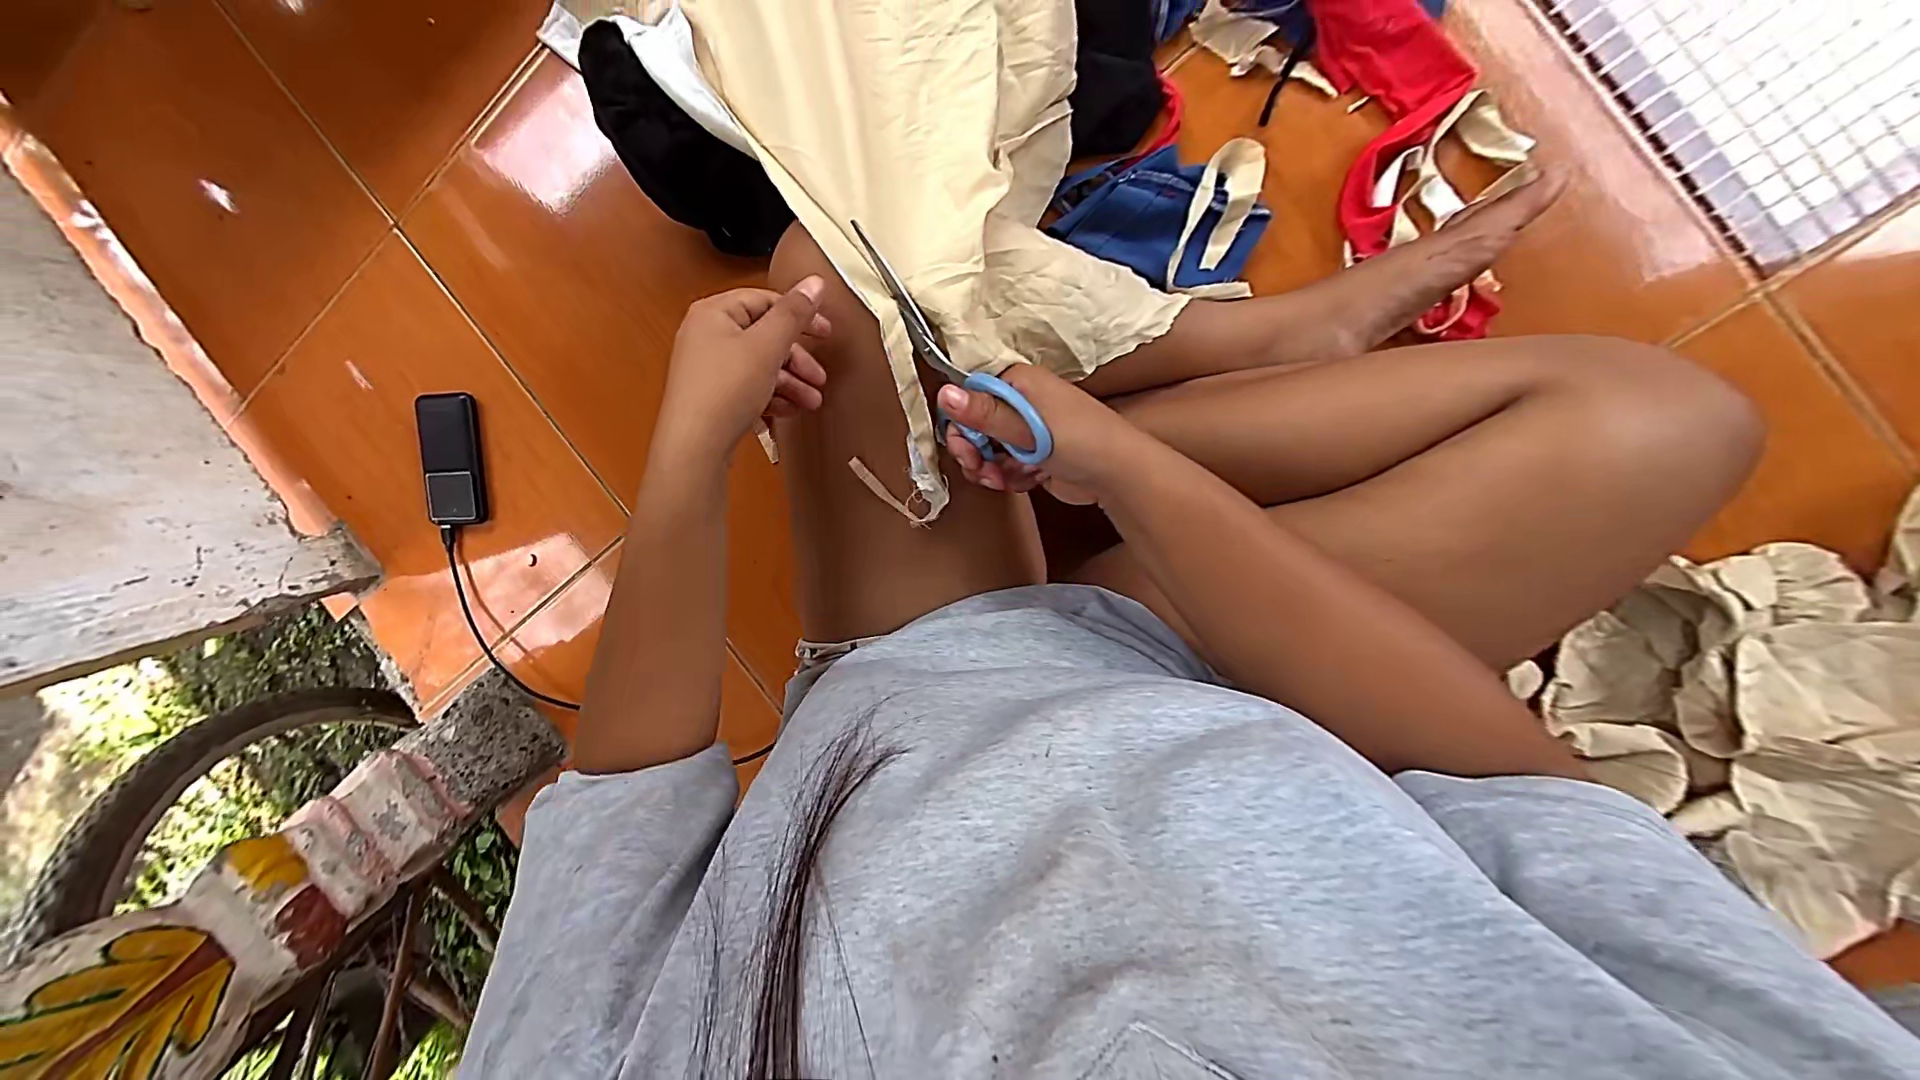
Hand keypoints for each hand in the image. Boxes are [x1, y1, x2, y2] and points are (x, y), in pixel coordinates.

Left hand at [654, 278, 831, 464]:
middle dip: (797, 361)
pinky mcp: (712, 396)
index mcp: (714, 313)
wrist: (695, 446)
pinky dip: (772, 397)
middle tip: (819, 377)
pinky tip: (787, 412)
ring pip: (760, 367)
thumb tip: (815, 283)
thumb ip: (794, 314)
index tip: (825, 332)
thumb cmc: (723, 392)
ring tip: (810, 402)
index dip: (800, 315)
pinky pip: (749, 388)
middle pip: (765, 338)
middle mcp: (707, 336)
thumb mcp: (768, 347)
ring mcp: (708, 368)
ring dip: (790, 383)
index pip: (766, 302)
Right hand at [937, 364, 1153, 504]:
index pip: (971, 398)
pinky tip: (1023, 481)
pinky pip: (1007, 467)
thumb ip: (984, 414)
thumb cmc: (1080, 439)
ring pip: (990, 451)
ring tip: (1001, 479)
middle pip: (977, 427)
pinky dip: (1009, 477)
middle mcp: (1021, 403)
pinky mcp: (1035, 456)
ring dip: (990, 469)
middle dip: (974, 453)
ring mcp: (1028, 431)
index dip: (962, 425)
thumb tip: (944, 393)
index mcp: (1018, 384)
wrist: (1118, 475)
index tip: (966, 447)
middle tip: (979, 467)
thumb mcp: (1027, 427)